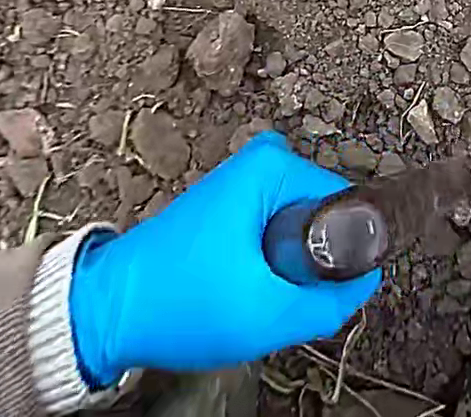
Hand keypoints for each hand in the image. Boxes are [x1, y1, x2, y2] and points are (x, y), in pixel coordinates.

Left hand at [68, 131, 379, 384]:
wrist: (102, 314)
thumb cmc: (178, 303)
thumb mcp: (265, 315)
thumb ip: (329, 302)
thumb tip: (368, 280)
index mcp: (274, 164)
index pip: (339, 203)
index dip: (338, 249)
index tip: (318, 285)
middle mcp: (264, 157)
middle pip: (320, 211)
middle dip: (310, 256)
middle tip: (282, 292)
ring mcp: (247, 174)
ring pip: (300, 220)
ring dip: (290, 258)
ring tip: (261, 287)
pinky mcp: (233, 194)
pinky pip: (278, 221)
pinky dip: (273, 253)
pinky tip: (250, 279)